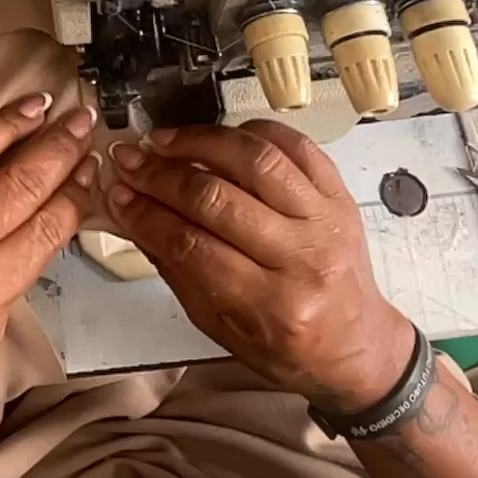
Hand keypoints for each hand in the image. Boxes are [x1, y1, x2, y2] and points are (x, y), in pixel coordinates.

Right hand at [107, 121, 414, 414]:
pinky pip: (294, 145)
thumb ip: (176, 269)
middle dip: (161, 176)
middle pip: (217, 199)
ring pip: (255, 160)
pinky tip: (218, 136)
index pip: (191, 246)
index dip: (146, 214)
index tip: (118, 195)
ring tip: (164, 141)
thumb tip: (133, 216)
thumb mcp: (219, 327)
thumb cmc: (286, 346)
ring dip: (200, 142)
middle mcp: (303, 258)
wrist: (358, 347)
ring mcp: (326, 220)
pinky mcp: (339, 194)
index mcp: (271, 306)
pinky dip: (250, 131)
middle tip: (130, 162)